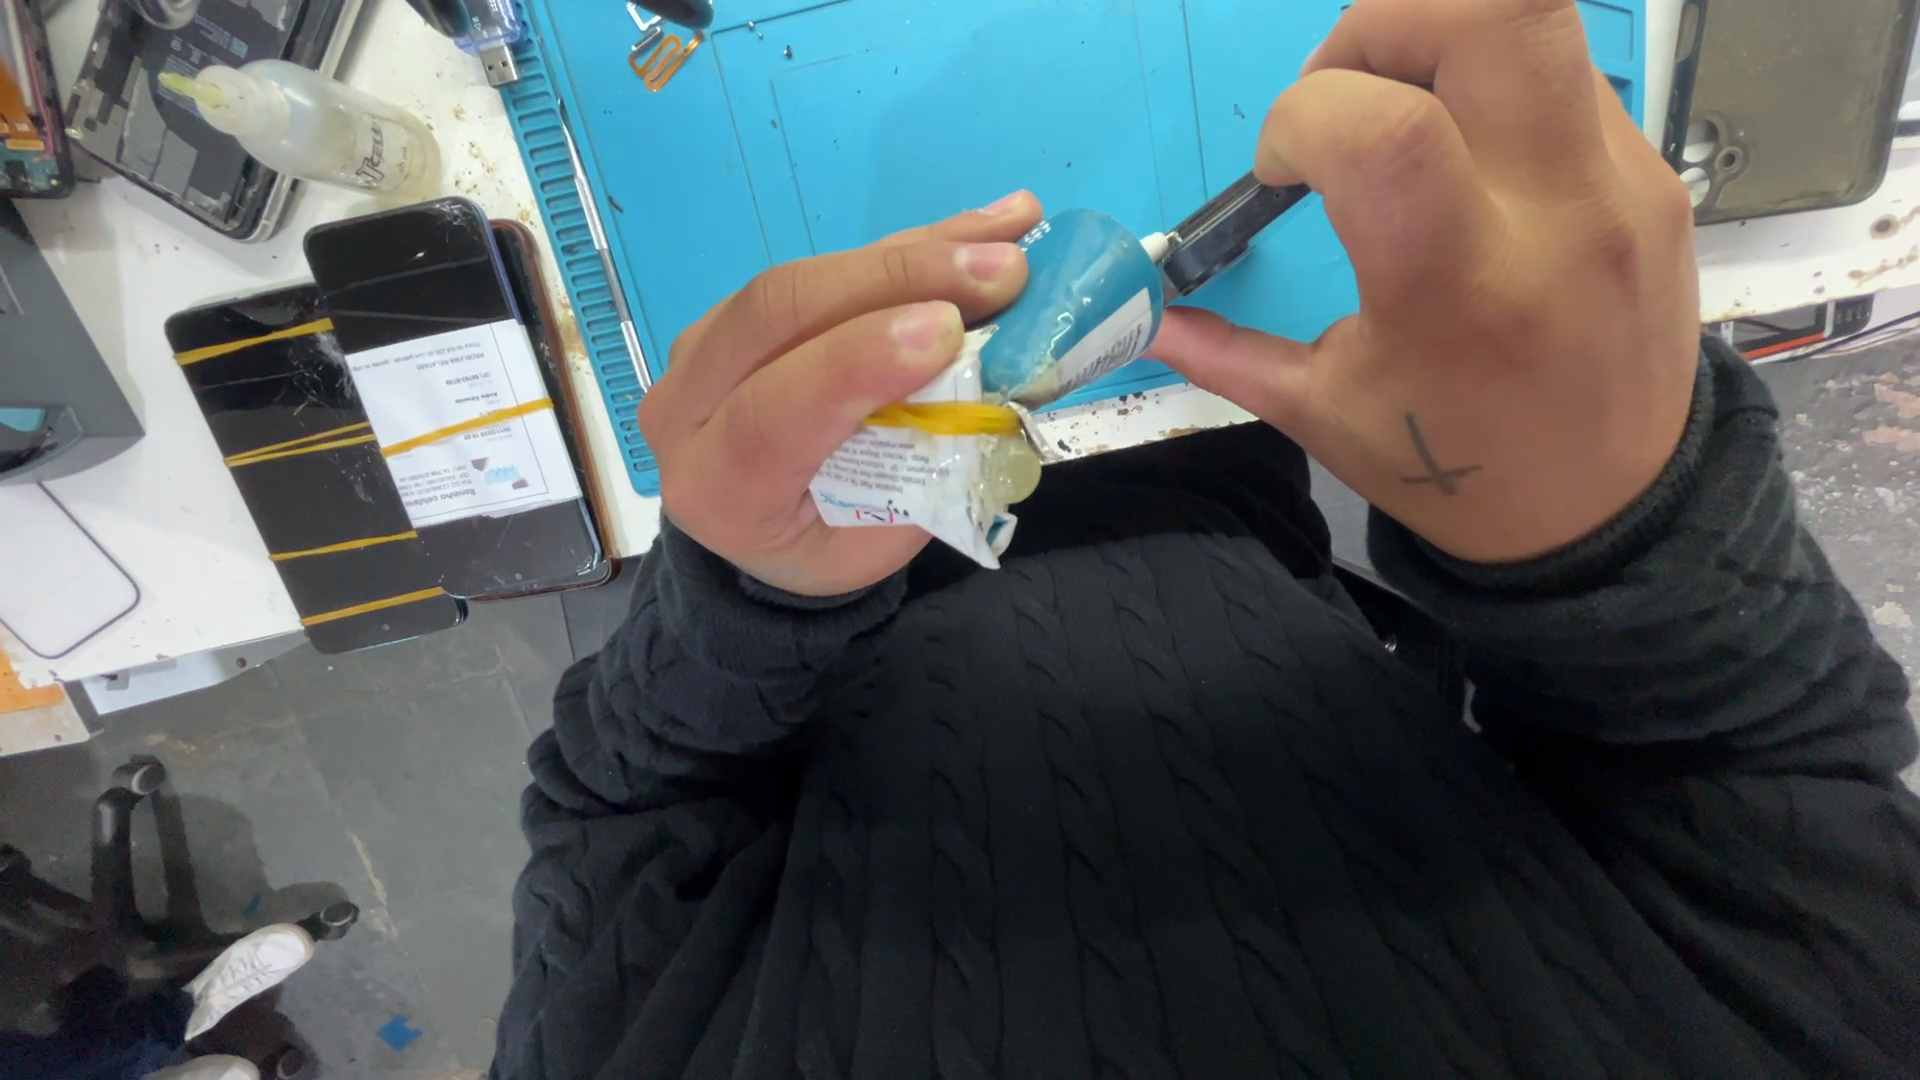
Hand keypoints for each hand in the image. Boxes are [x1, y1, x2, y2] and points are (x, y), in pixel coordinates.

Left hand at [639, 194, 1041, 595]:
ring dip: (913, 251)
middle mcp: (689, 406)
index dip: (855, 363)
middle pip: (777, 314)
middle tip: (1002, 270)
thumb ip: (922, 473)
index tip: (947, 329)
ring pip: (803, 277)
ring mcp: (705, 348)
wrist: (761, 532)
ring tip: (1010, 232)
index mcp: (718, 488)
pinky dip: (903, 247)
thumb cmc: (824, 547)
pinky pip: (821, 268)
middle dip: (897, 279)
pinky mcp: (737, 314)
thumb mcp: (876, 541)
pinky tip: (976, 227)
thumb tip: (996, 387)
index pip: (769, 417)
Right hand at [1149, 0, 1699, 562]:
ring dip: (1430, 43)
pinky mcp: (1654, 172)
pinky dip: (1482, 90)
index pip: (1378, 128)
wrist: (1597, 506)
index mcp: (1448, 290)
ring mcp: (1619, 179)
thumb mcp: (1316, 413)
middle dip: (1375, 26)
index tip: (1278, 172)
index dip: (1300, 119)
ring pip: (1535, 19)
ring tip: (1387, 117)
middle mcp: (1550, 211)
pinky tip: (1453, 166)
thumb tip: (1144, 318)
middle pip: (1489, 9)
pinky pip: (1560, 75)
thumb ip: (1220, 354)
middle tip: (1334, 98)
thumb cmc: (1440, 465)